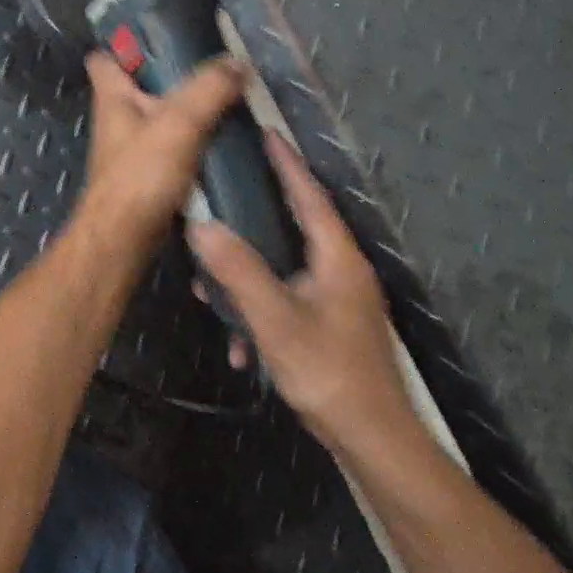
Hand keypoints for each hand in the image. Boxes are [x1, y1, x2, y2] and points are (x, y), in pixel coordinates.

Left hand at [69, 52, 247, 261]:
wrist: (124, 239)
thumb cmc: (140, 175)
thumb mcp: (179, 122)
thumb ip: (208, 89)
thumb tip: (237, 61)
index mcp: (111, 97)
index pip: (105, 59)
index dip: (125, 44)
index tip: (164, 35)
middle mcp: (116, 120)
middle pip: (140, 86)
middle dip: (172, 77)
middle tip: (218, 70)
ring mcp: (130, 150)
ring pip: (160, 119)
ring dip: (188, 112)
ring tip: (232, 102)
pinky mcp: (147, 176)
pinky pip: (173, 148)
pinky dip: (194, 143)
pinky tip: (224, 143)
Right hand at [188, 131, 410, 450]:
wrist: (371, 439)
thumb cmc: (328, 372)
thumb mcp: (274, 319)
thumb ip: (237, 270)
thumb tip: (201, 225)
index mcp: (338, 260)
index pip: (311, 198)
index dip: (288, 164)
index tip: (266, 133)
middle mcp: (341, 272)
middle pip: (294, 227)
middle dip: (253, 215)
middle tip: (220, 193)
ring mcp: (336, 301)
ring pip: (282, 268)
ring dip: (245, 275)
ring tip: (207, 287)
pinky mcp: (327, 327)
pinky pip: (284, 302)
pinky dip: (257, 313)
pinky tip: (238, 346)